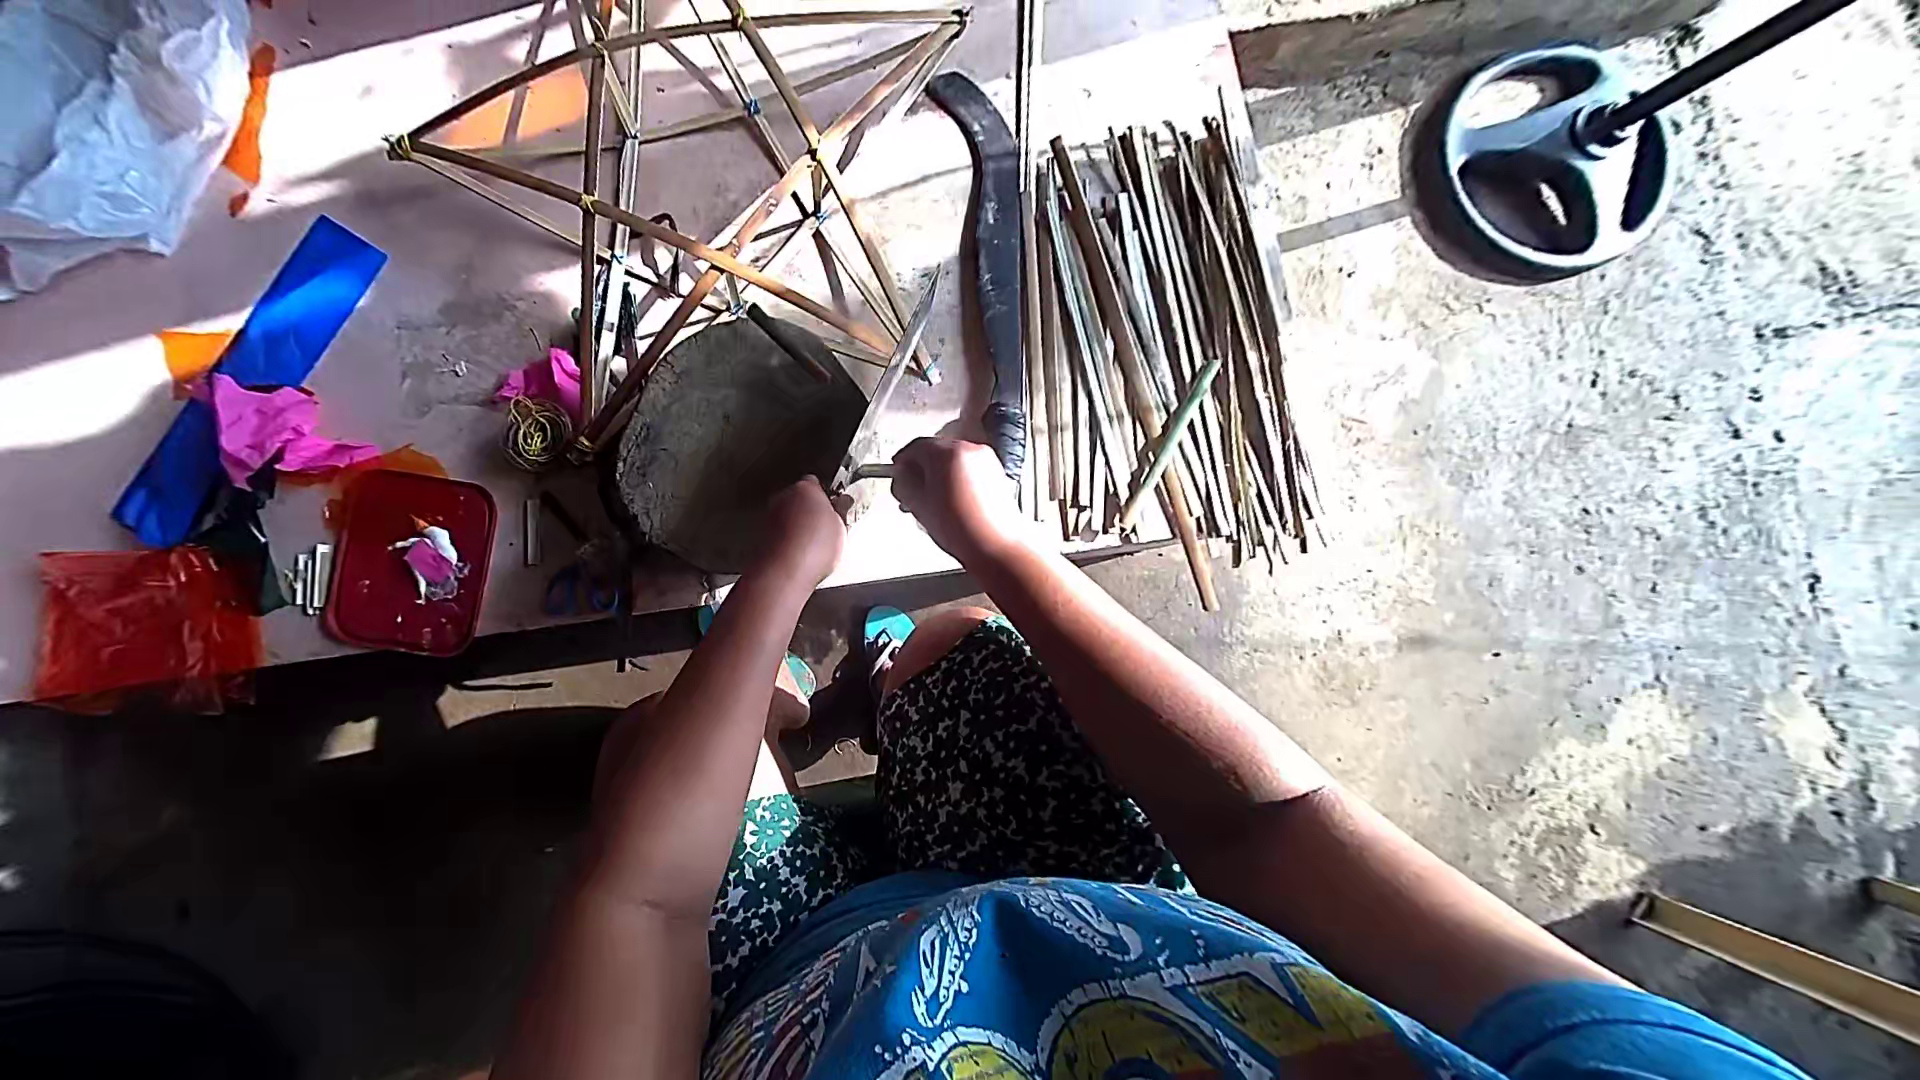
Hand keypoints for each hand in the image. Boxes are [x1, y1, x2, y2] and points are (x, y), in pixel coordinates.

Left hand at [757, 476, 845, 584]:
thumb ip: (840, 511)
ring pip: (786, 516)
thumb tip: (842, 505)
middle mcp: (782, 497)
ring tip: (813, 546)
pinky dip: (786, 540)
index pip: (816, 484)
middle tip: (825, 528)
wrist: (786, 571)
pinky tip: (799, 554)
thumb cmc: (813, 547)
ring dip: (796, 526)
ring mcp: (769, 516)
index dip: (825, 497)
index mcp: (805, 488)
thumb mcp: (842, 527)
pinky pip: (778, 533)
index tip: (834, 510)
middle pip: (797, 498)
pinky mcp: (760, 536)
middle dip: (808, 510)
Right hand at [890, 438, 1027, 564]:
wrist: (996, 547)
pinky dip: (957, 480)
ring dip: (939, 476)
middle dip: (922, 470)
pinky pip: (969, 470)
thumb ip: (904, 483)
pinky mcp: (996, 474)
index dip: (902, 462)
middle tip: (911, 491)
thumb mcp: (918, 505)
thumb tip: (902, 475)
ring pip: (952, 461)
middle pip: (935, 452)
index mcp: (947, 453)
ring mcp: (986, 461)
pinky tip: (951, 503)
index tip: (898, 473)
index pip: (915, 447)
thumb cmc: (962, 528)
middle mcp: (969, 450)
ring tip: (931, 502)